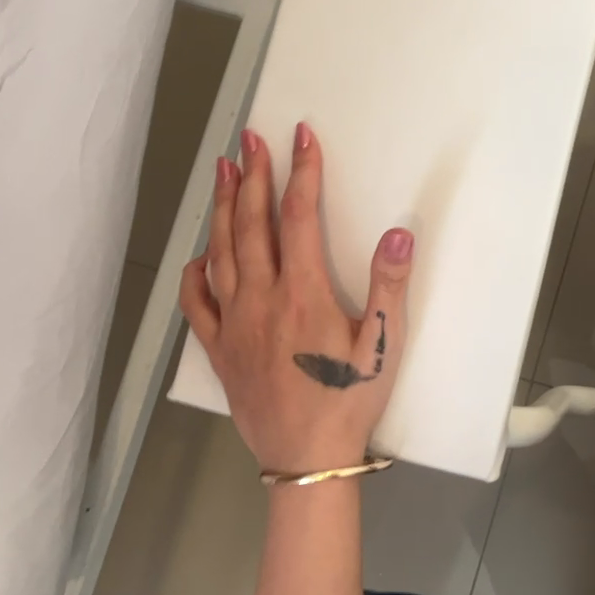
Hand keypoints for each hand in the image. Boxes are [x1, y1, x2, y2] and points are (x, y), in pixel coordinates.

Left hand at [179, 122, 414, 476]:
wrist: (307, 457)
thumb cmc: (349, 400)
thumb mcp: (382, 345)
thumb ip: (389, 287)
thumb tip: (397, 234)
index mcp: (303, 294)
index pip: (299, 217)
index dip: (301, 172)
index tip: (300, 136)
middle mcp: (261, 299)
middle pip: (251, 225)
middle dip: (251, 176)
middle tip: (250, 138)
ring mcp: (234, 324)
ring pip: (222, 252)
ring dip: (222, 208)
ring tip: (222, 171)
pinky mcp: (220, 349)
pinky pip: (198, 301)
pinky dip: (197, 270)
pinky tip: (202, 254)